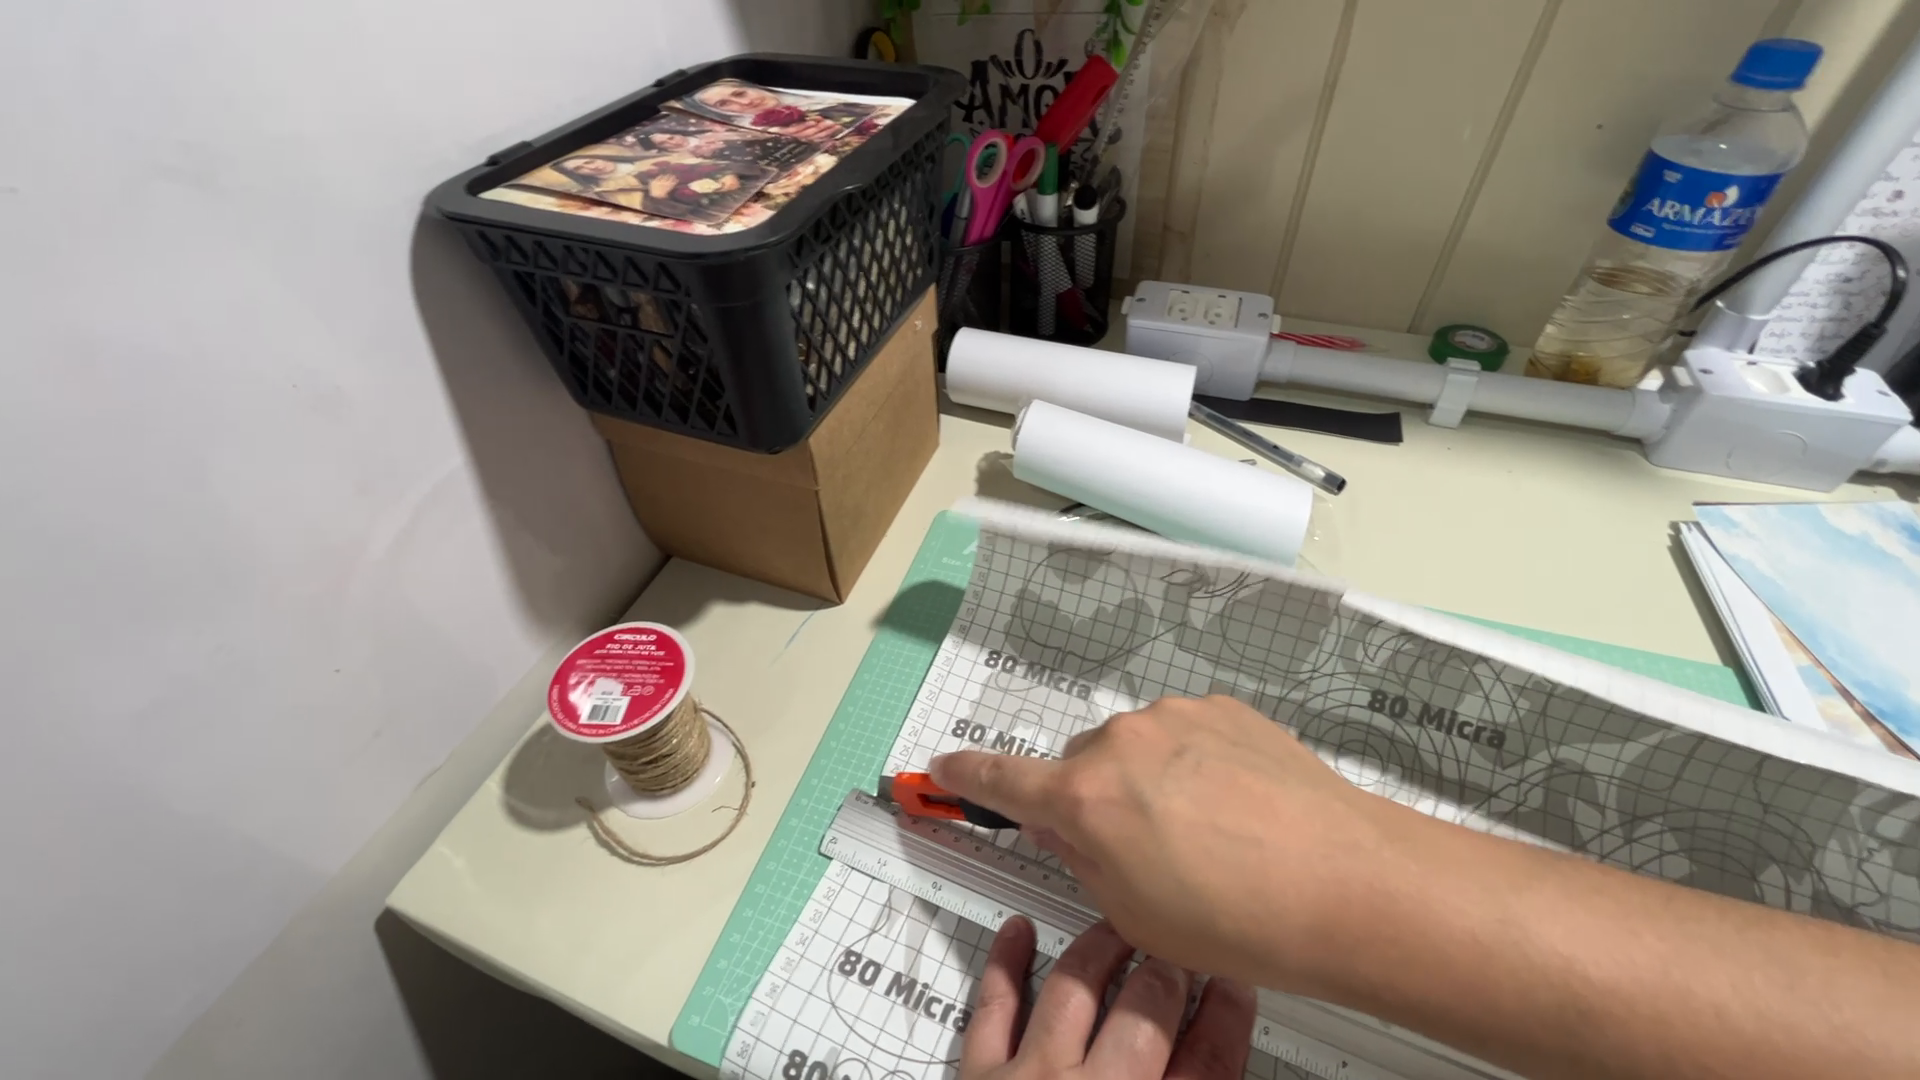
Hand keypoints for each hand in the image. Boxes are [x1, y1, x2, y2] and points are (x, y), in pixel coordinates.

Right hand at [933, 696, 1404, 993]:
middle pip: (1077, 766)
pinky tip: (1235, 801)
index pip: (1003, 780)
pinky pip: (1181, 732)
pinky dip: (1190, 762)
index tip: (940, 766)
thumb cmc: (1237, 920)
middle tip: (1137, 847)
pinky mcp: (1221, 707)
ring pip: (1132, 746)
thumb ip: (1083, 856)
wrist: (1348, 883)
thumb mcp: (1134, 912)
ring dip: (1145, 779)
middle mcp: (1119, 741)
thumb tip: (1068, 824)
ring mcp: (1173, 716)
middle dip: (1090, 799)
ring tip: (1206, 828)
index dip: (965, 775)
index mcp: (1085, 797)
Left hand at [962, 917, 1253, 1079]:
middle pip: (1146, 1012)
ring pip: (1075, 987)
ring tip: (1119, 927)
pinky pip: (993, 1006)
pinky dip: (1006, 962)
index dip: (1227, 1016)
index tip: (1234, 985)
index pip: (1208, 1066)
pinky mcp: (980, 1078)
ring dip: (1101, 948)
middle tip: (1179, 950)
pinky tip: (1019, 929)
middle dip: (1169, 971)